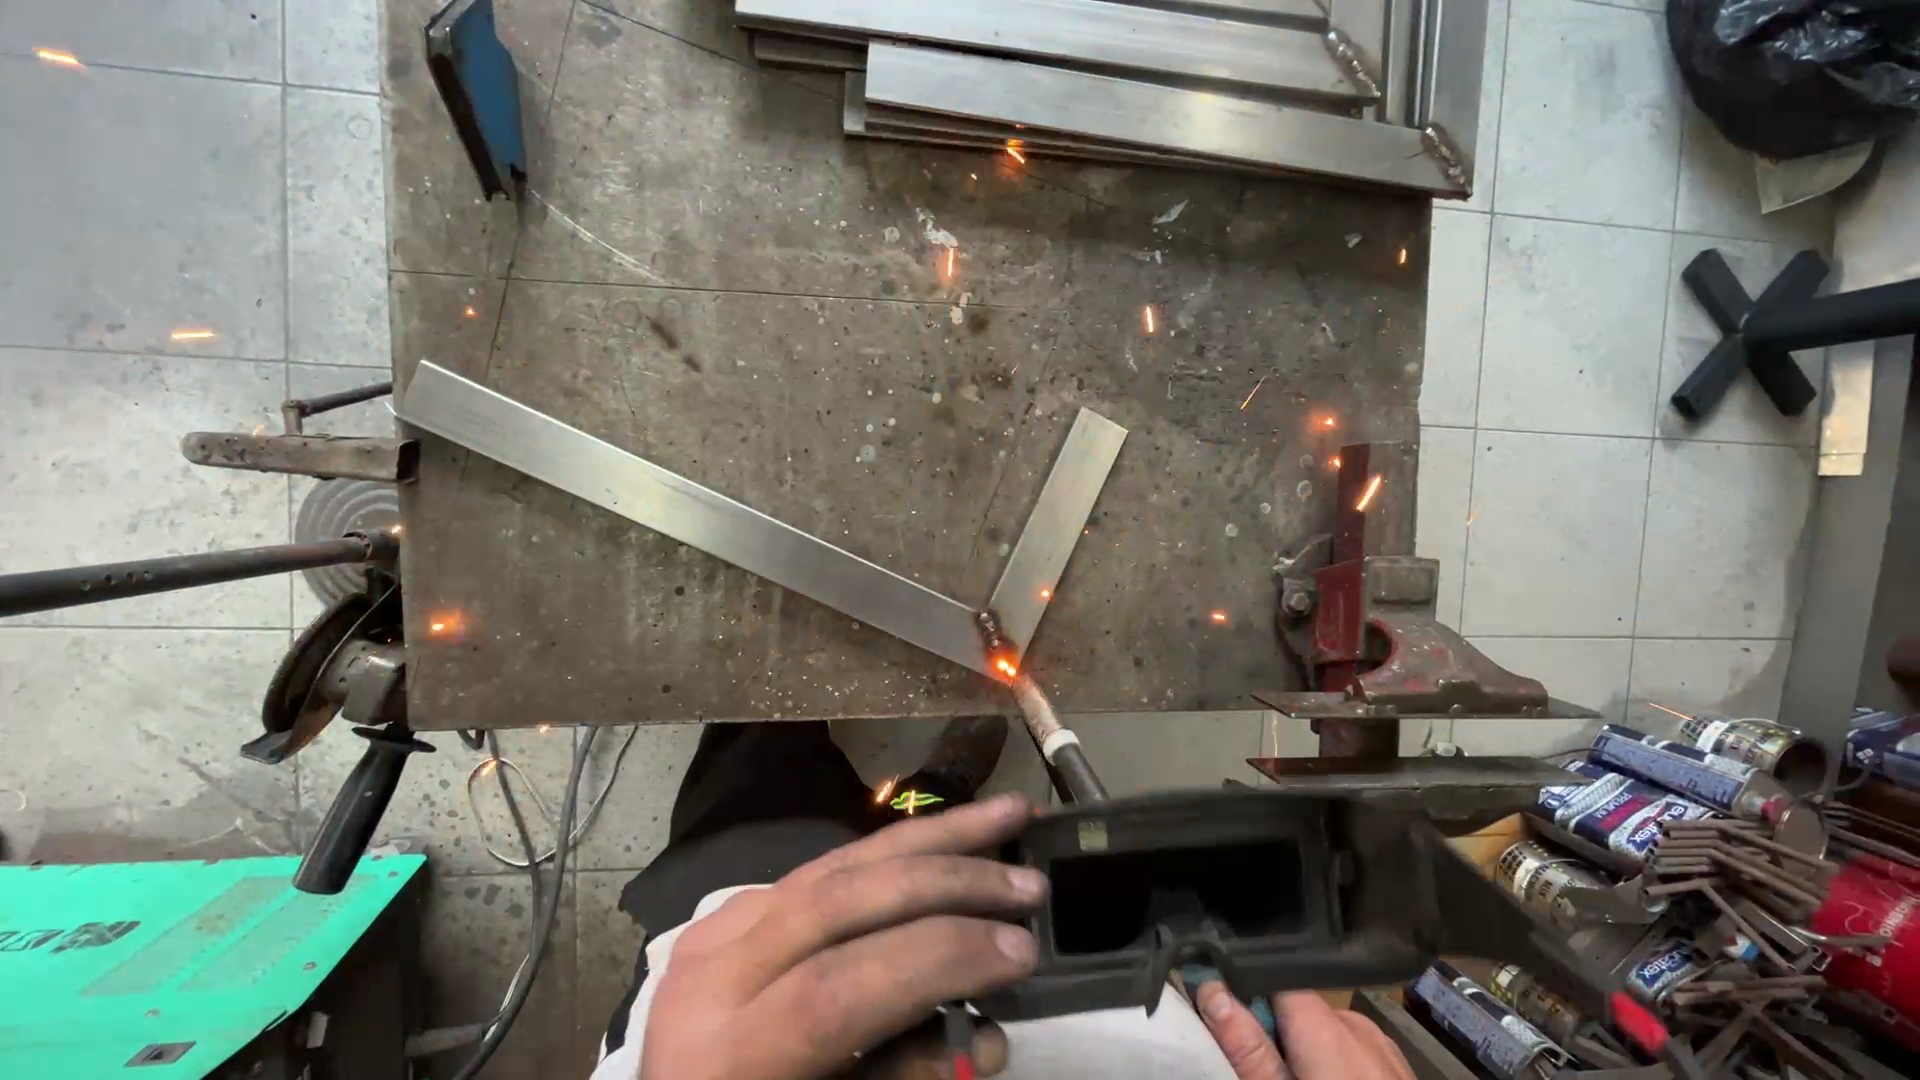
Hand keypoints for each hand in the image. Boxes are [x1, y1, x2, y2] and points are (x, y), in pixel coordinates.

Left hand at [641, 792, 1046, 1079]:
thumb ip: (902, 1079)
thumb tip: (986, 1033)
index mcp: (727, 1055)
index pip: (838, 988)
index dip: (936, 961)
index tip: (1021, 950)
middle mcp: (715, 975)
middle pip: (840, 899)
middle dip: (947, 882)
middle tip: (1029, 884)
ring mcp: (719, 929)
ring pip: (838, 859)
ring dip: (932, 839)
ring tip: (1006, 814)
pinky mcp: (735, 907)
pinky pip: (827, 866)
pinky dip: (894, 851)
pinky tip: (945, 838)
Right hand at [1196, 983, 1415, 1079]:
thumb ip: (1248, 1050)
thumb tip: (1211, 989)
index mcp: (1329, 1028)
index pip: (1274, 977)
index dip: (1242, 991)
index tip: (1224, 1024)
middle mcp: (1359, 1027)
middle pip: (1297, 1006)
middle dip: (1272, 1032)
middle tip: (1259, 1074)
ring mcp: (1386, 1052)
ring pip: (1324, 1032)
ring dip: (1302, 1053)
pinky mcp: (1399, 1074)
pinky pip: (1354, 1054)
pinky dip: (1332, 1069)